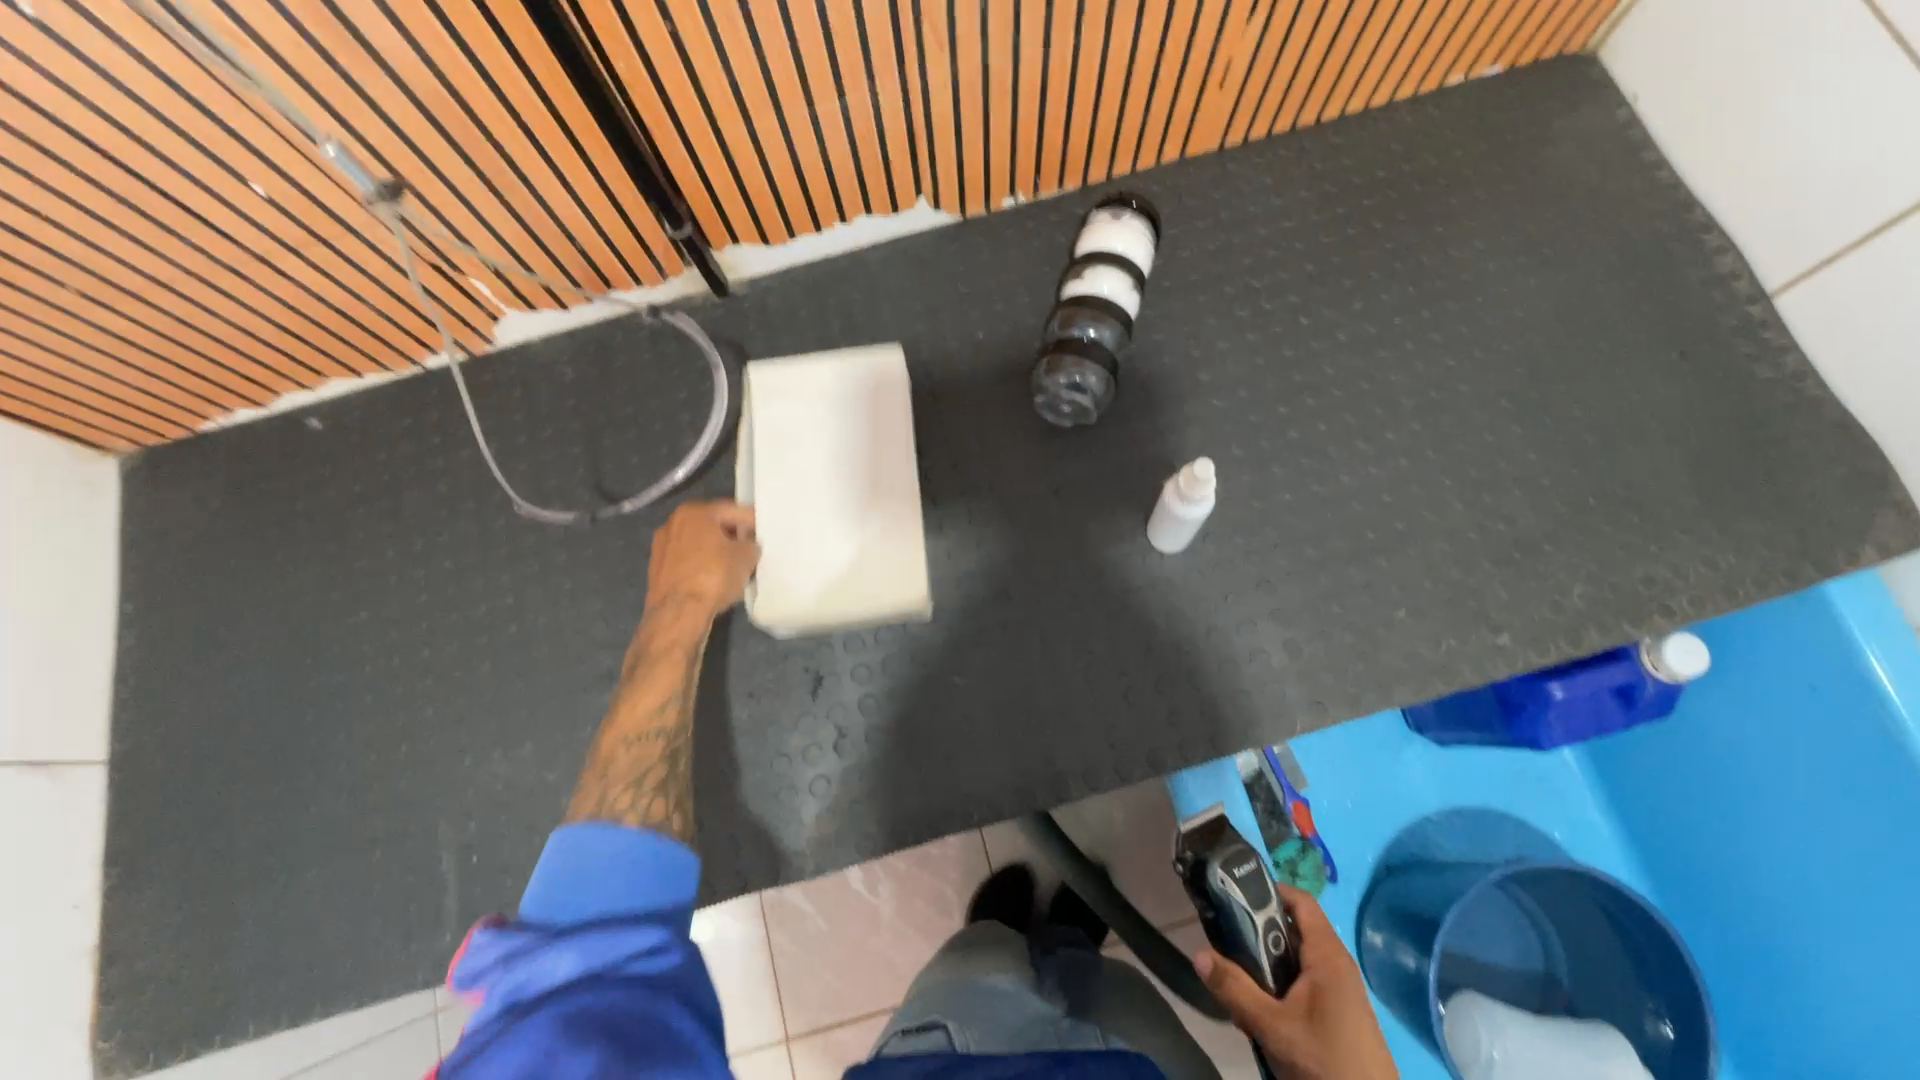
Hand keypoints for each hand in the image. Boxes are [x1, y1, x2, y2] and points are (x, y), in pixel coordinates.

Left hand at [645, 500, 759, 618]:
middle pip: (712, 525)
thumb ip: (751, 544)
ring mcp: (662, 547)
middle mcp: (673, 522)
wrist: (678, 613)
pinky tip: (715, 580)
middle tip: (752, 550)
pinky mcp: (658, 570)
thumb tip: (748, 547)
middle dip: (733, 536)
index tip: (766, 534)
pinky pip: (688, 562)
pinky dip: (702, 567)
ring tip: (735, 567)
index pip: (733, 510)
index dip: (753, 522)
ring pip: (698, 544)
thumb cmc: (714, 576)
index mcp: (694, 511)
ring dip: (716, 552)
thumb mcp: (747, 557)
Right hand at [1194, 885, 1397, 1079]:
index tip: (1233, 898)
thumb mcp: (1272, 1026)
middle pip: (1293, 930)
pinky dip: (1279, 988)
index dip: (1268, 892)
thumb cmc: (1325, 1062)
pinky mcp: (1338, 1012)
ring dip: (1266, 966)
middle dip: (1258, 934)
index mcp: (1327, 955)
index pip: (1300, 901)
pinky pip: (1303, 983)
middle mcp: (1336, 964)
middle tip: (1226, 944)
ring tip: (1238, 983)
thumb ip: (1234, 989)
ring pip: (1295, 960)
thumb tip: (1198, 953)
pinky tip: (1260, 1013)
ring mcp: (1340, 990)